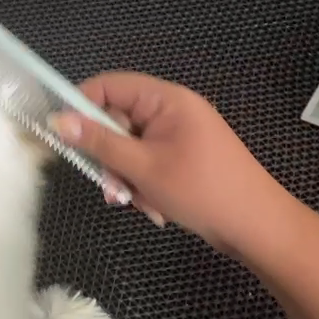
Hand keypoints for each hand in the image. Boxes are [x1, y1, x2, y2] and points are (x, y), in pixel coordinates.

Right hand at [54, 72, 298, 257]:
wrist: (262, 232)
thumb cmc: (203, 192)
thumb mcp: (143, 167)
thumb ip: (98, 142)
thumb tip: (57, 120)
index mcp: (166, 100)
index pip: (109, 86)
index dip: (81, 106)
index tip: (64, 133)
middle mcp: (172, 110)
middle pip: (117, 119)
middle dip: (109, 155)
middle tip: (109, 186)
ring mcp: (180, 134)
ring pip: (130, 145)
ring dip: (126, 175)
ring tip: (136, 202)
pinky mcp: (185, 157)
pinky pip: (148, 160)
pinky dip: (144, 182)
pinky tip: (155, 207)